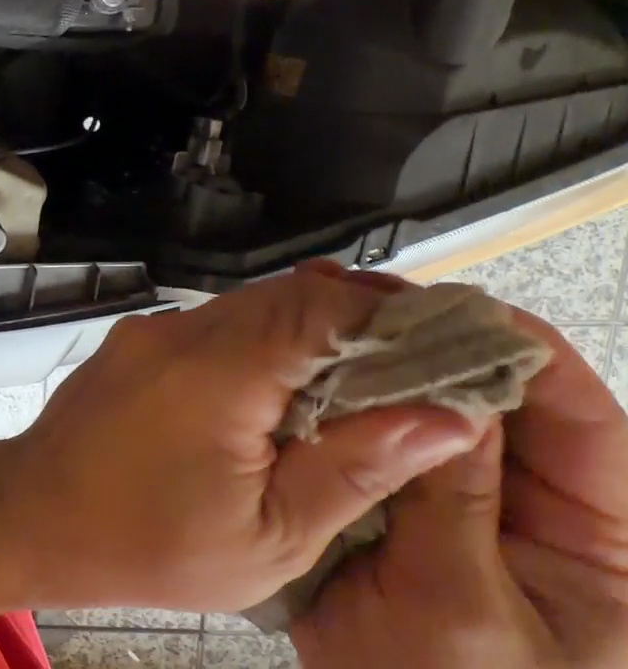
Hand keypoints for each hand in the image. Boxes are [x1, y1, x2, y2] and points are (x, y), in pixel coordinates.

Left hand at [0, 261, 483, 612]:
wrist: (30, 516)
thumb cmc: (144, 542)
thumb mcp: (271, 534)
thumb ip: (356, 467)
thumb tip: (445, 417)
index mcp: (212, 372)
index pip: (317, 305)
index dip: (392, 315)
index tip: (452, 345)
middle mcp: (173, 334)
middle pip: (284, 297)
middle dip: (362, 322)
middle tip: (425, 370)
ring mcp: (145, 335)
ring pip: (248, 308)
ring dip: (311, 335)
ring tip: (369, 387)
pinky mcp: (132, 347)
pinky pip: (212, 328)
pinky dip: (262, 346)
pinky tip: (291, 393)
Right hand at [293, 313, 627, 668]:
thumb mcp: (456, 603)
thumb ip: (455, 501)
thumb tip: (449, 395)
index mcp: (596, 541)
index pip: (586, 428)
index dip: (533, 360)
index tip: (461, 309)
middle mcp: (531, 505)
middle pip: (503, 408)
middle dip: (444, 352)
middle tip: (371, 304)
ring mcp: (457, 498)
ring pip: (432, 415)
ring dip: (388, 372)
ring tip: (334, 325)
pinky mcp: (393, 496)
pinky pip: (378, 437)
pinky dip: (348, 404)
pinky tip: (310, 372)